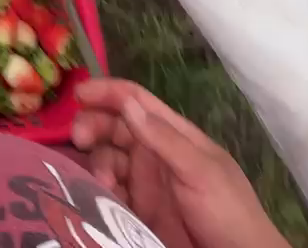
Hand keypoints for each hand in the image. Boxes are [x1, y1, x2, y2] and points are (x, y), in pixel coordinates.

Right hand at [71, 78, 290, 247]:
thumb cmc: (228, 214)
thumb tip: (126, 102)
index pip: (135, 100)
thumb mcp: (201, 172)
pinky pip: (107, 194)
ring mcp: (144, 185)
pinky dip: (97, 191)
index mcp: (173, 135)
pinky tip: (100, 198)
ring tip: (104, 182)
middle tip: (79, 137)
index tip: (79, 93)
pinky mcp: (135, 215)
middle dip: (93, 125)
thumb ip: (164, 138)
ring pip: (107, 158)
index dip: (107, 91)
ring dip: (98, 162)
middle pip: (114, 126)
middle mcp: (154, 154)